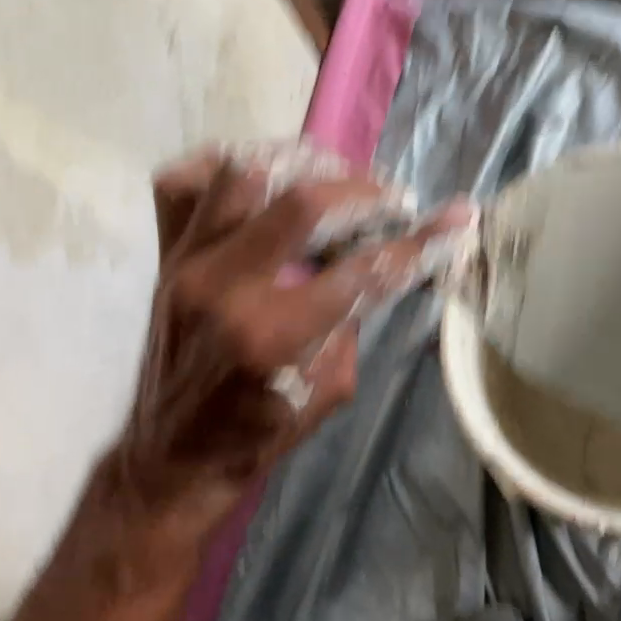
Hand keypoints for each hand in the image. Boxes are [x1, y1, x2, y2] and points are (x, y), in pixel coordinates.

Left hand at [112, 145, 470, 527]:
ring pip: (243, 173)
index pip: (364, 269)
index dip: (418, 241)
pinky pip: (181, 183)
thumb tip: (384, 259)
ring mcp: (188, 266)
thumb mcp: (330, 386)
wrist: (175, 457)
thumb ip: (354, 317)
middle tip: (393, 200)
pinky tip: (260, 177)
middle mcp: (227, 288)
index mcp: (276, 335)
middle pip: (304, 201)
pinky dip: (223, 167)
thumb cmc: (262, 433)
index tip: (455, 218)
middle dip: (364, 192)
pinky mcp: (165, 259)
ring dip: (302, 163)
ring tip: (334, 175)